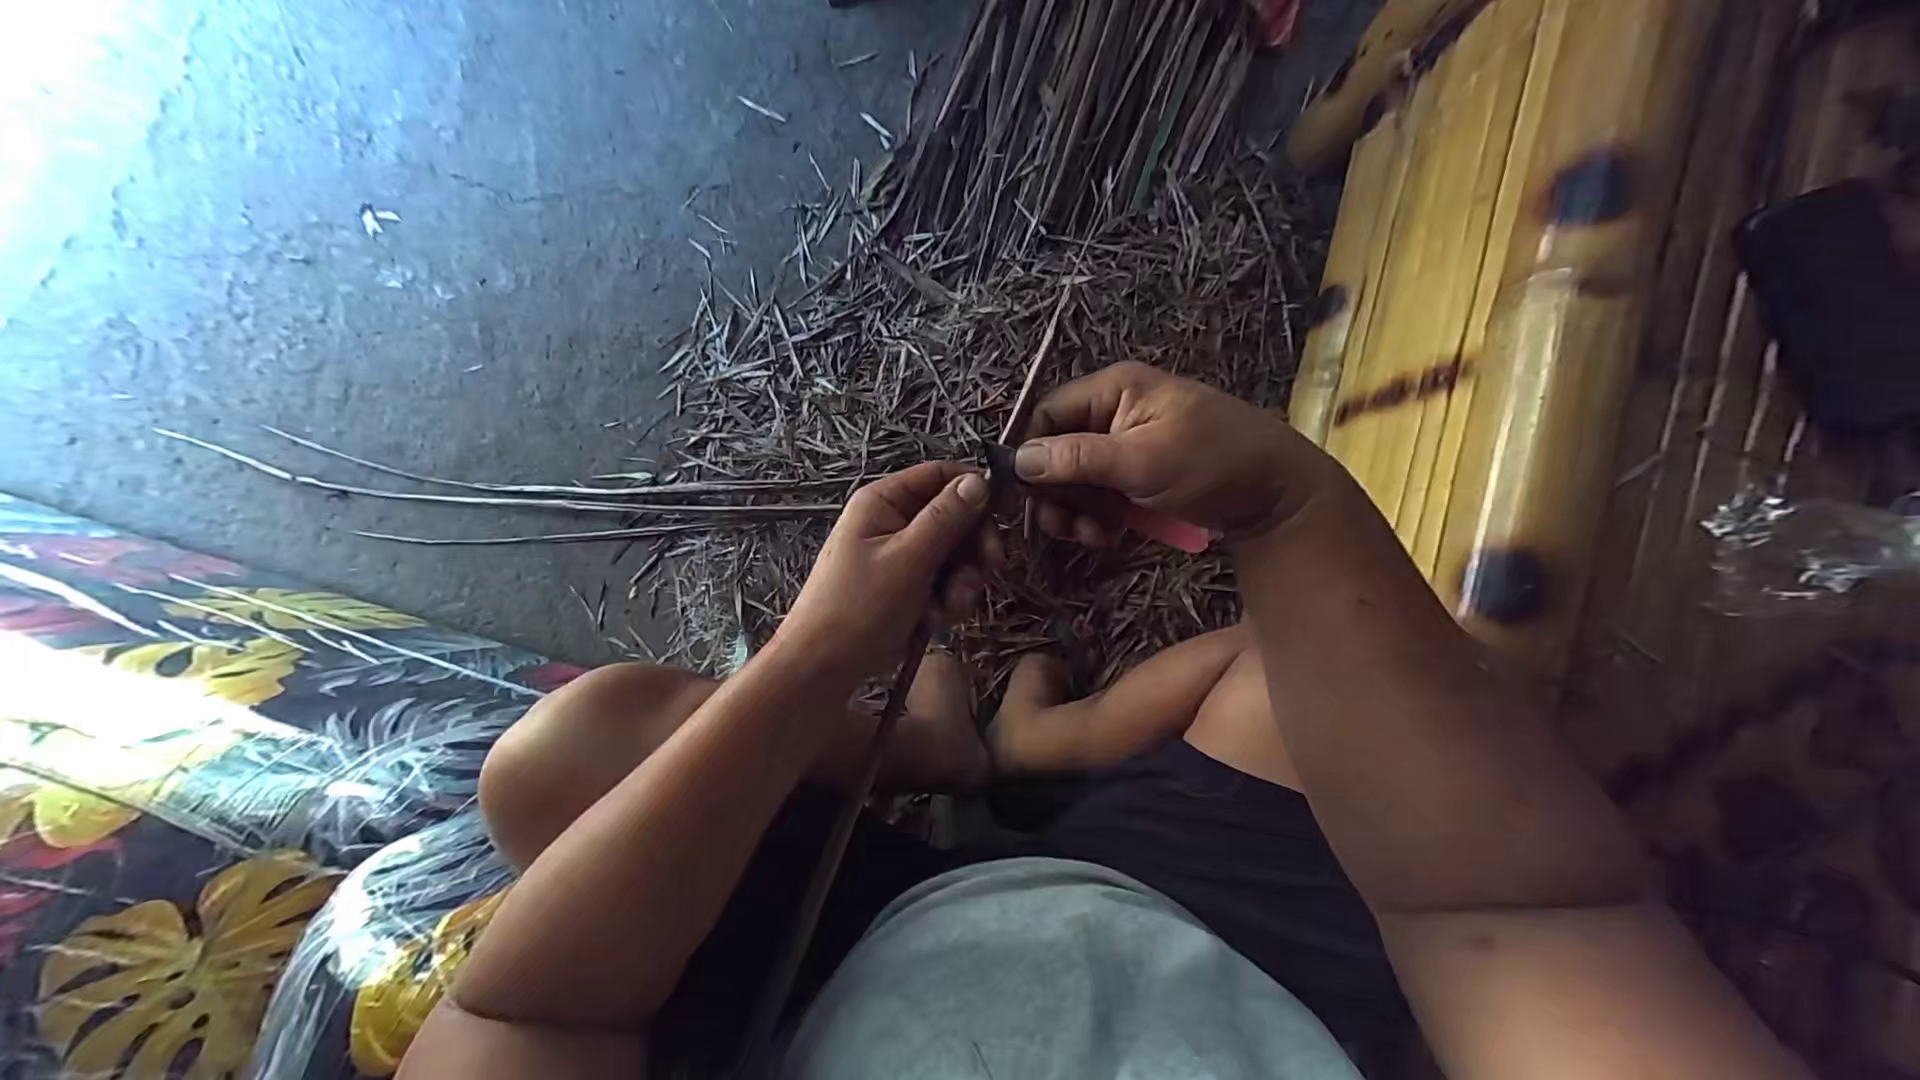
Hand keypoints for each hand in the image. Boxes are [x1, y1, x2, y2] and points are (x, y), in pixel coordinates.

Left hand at [776, 462, 1000, 676]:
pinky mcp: (907, 587)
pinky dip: (946, 601)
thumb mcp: (908, 558)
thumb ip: (946, 518)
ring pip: (954, 555)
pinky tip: (934, 620)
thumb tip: (979, 480)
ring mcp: (901, 557)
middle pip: (953, 518)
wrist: (824, 666)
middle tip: (989, 567)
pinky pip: (943, 583)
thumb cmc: (859, 606)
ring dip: (961, 581)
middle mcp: (893, 523)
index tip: (1004, 512)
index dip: (973, 489)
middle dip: (972, 547)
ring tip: (949, 606)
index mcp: (884, 502)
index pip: (938, 476)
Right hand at [1015, 361, 1344, 544]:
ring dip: (1074, 511)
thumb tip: (1018, 460)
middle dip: (1054, 491)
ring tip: (1087, 535)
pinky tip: (1105, 537)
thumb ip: (1077, 458)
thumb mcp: (1141, 460)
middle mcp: (1114, 413)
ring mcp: (1126, 447)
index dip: (1032, 453)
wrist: (1277, 496)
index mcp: (1114, 390)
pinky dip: (1096, 518)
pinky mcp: (1136, 476)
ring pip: (1076, 479)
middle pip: (1058, 450)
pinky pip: (1100, 495)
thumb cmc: (1211, 463)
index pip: (1048, 414)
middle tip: (1057, 526)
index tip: (1026, 493)